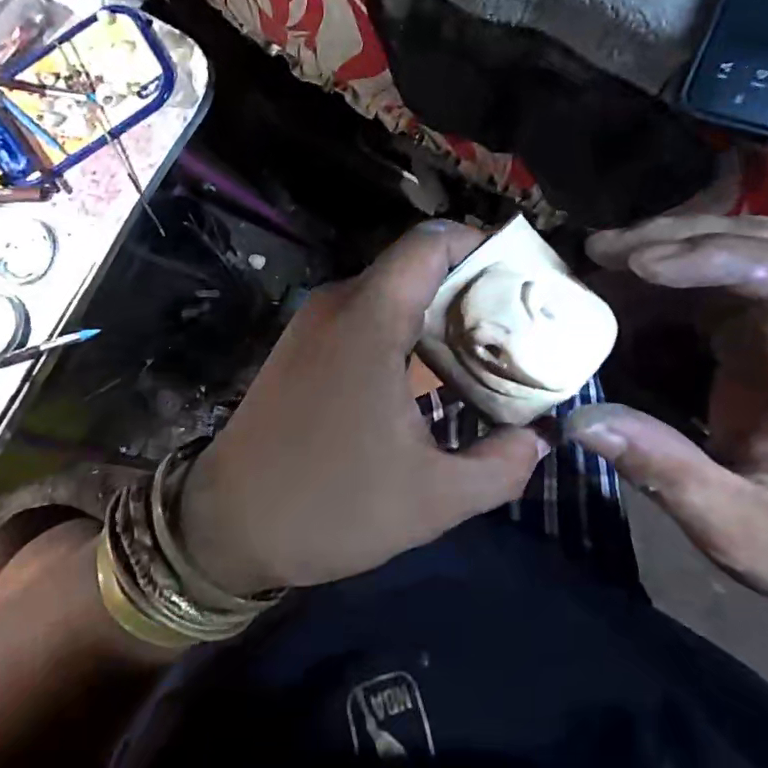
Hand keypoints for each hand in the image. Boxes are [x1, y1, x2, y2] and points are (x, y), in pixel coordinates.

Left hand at [179, 220, 551, 594]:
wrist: (229, 526)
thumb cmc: (331, 507)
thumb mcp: (435, 498)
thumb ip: (502, 464)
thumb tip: (538, 439)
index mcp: (369, 320)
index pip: (432, 242)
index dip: (484, 248)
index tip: (527, 284)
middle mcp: (335, 305)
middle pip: (415, 267)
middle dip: (471, 290)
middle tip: (519, 331)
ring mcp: (310, 326)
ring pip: (387, 294)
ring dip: (435, 316)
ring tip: (483, 358)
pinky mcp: (297, 350)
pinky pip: (360, 319)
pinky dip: (400, 333)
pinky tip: (427, 379)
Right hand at [573, 215, 767, 657]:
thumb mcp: (735, 530)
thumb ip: (662, 468)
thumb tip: (577, 417)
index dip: (723, 257)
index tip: (640, 266)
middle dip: (682, 239)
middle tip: (599, 253)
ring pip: (741, 259)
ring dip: (666, 255)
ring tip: (594, 268)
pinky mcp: (767, 349)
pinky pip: (714, 297)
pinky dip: (660, 292)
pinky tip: (615, 304)